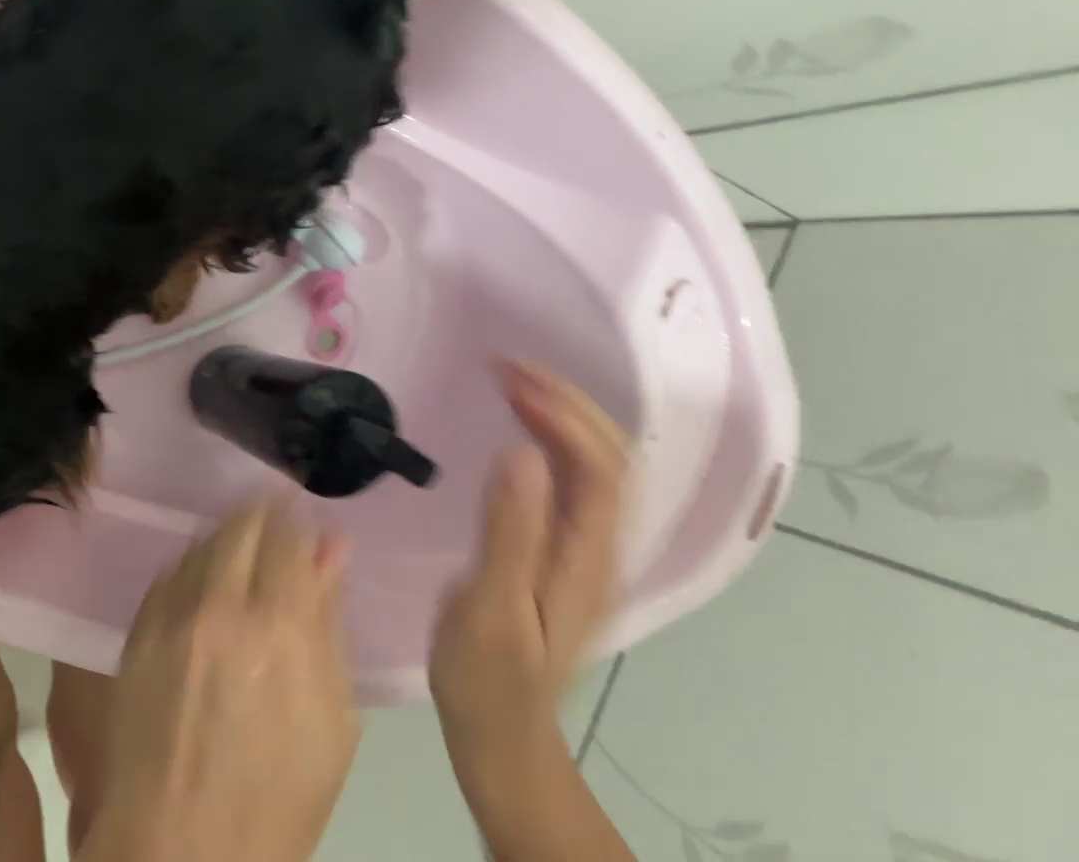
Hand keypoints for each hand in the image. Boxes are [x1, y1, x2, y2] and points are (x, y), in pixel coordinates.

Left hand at [84, 490, 359, 861]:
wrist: (183, 841)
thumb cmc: (280, 794)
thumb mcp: (332, 718)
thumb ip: (328, 623)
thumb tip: (333, 551)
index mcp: (282, 626)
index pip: (287, 537)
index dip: (297, 518)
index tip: (302, 510)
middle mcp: (221, 605)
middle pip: (239, 527)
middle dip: (260, 512)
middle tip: (273, 508)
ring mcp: (170, 617)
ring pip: (199, 544)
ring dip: (224, 533)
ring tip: (241, 538)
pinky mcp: (135, 632)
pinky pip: (167, 575)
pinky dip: (190, 563)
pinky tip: (204, 573)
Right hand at [431, 361, 630, 768]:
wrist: (502, 731)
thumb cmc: (487, 677)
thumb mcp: (490, 609)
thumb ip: (509, 532)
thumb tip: (522, 453)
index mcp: (586, 557)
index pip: (599, 466)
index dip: (563, 413)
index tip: (509, 377)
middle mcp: (600, 546)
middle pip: (609, 456)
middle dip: (566, 400)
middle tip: (506, 366)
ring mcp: (587, 550)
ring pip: (597, 464)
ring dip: (564, 414)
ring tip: (513, 382)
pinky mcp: (565, 553)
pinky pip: (575, 480)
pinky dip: (553, 440)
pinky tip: (522, 430)